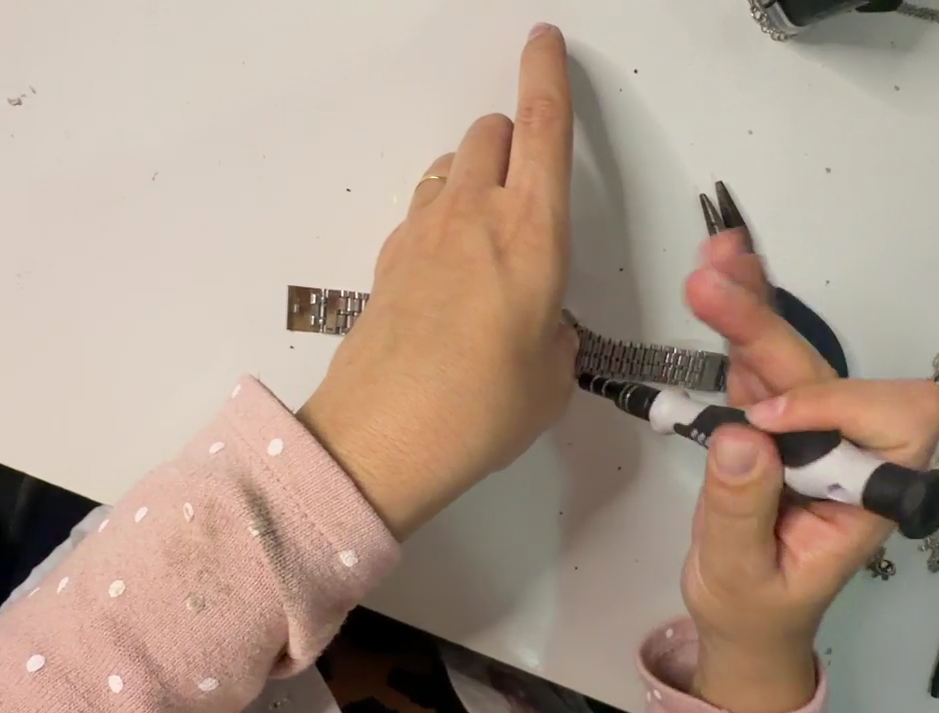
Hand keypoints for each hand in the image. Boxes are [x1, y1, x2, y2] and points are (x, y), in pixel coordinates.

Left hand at [298, 24, 577, 538]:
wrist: (383, 441)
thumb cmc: (477, 412)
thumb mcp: (550, 382)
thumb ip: (555, 339)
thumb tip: (542, 331)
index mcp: (531, 236)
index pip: (544, 127)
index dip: (548, 75)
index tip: (545, 45)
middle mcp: (471, 218)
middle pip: (488, 132)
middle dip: (511, 137)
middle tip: (525, 177)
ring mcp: (419, 236)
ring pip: (449, 167)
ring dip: (472, 175)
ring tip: (487, 228)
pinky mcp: (384, 263)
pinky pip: (418, 214)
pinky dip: (439, 220)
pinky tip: (446, 270)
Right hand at [680, 231, 938, 712]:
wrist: (745, 622)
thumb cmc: (755, 611)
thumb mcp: (744, 576)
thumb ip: (743, 512)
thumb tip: (741, 437)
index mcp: (869, 495)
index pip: (894, 421)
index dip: (833, 406)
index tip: (763, 423)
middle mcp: (850, 453)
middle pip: (826, 373)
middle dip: (769, 330)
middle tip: (711, 281)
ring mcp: (809, 435)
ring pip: (792, 359)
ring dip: (753, 309)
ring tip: (714, 261)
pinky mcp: (770, 428)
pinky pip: (760, 370)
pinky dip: (737, 328)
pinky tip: (718, 280)